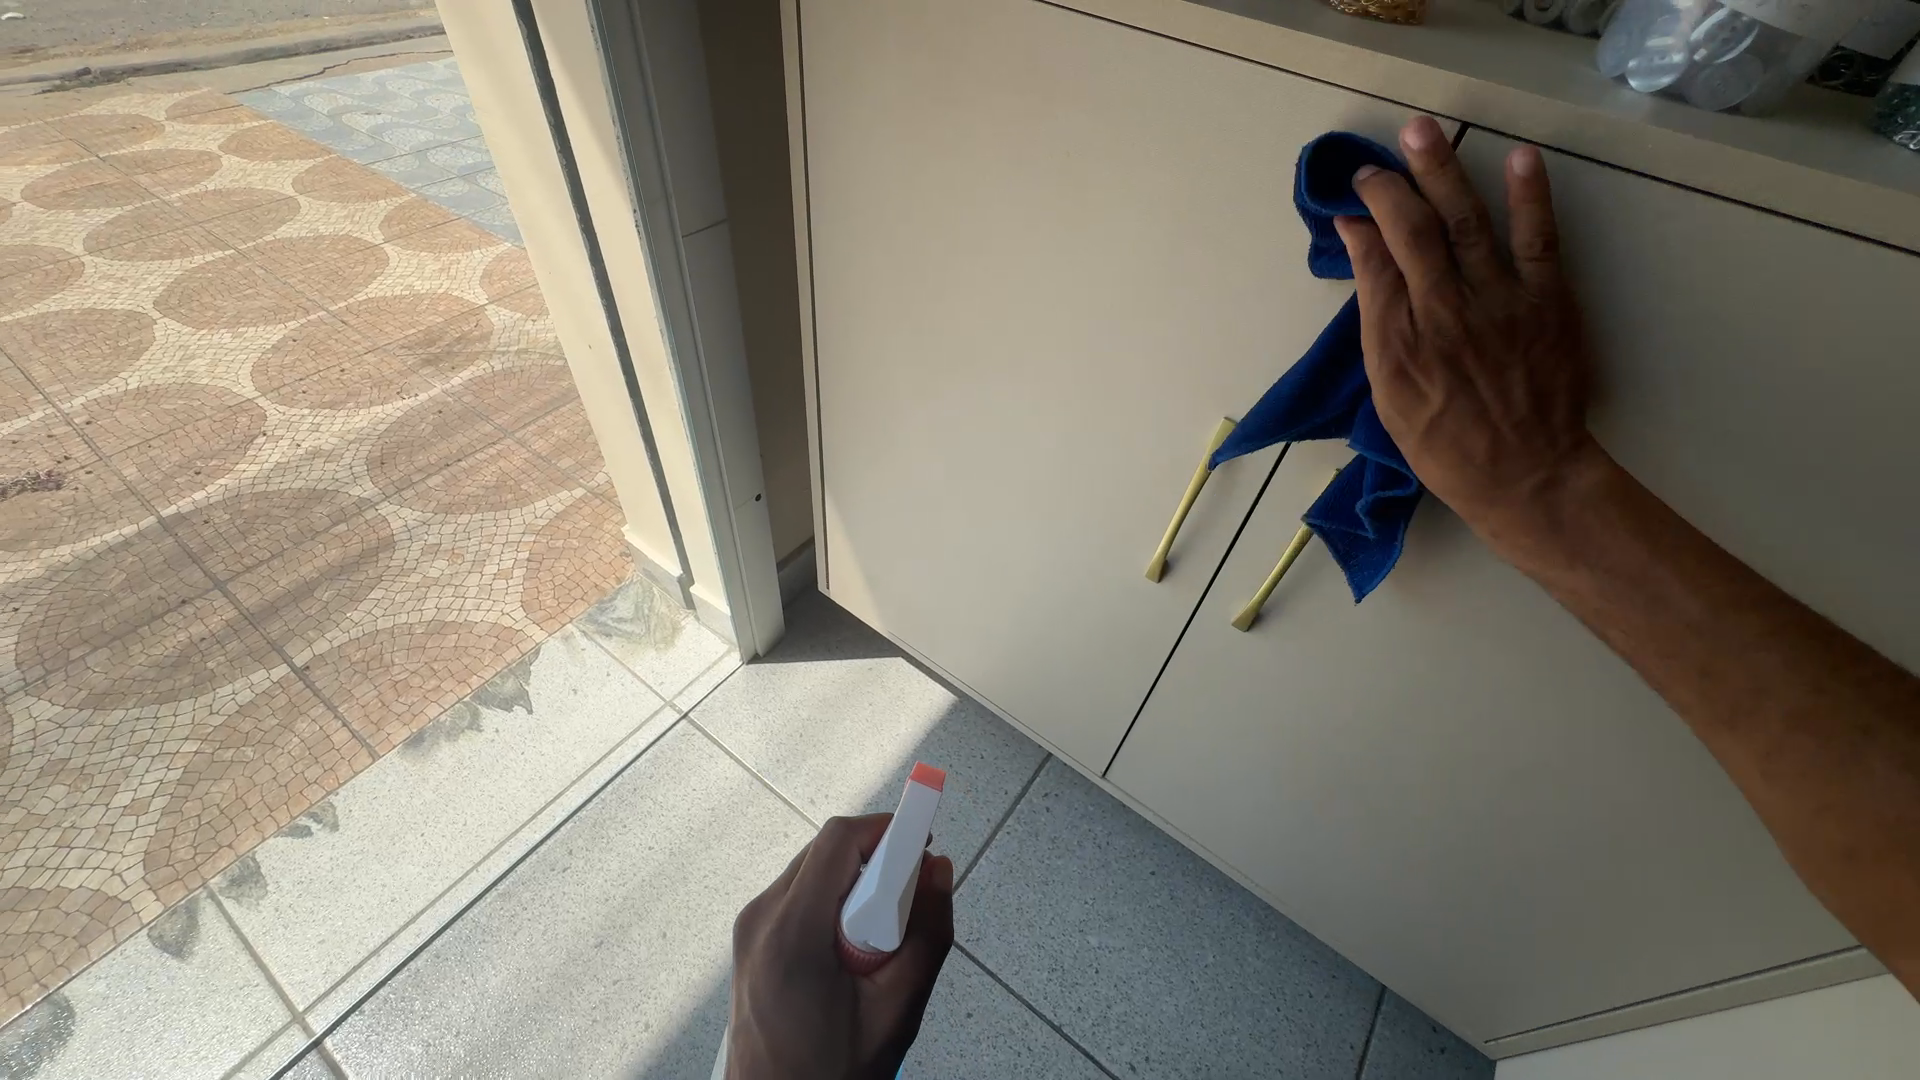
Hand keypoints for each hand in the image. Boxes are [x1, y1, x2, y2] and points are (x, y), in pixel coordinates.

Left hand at [727, 814, 954, 1079]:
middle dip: (876, 860)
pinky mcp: (752, 935)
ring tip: (880, 934)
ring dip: (857, 881)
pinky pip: (802, 890)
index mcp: (791, 934)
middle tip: (909, 897)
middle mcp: (762, 918)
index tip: (922, 841)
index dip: (886, 828)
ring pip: (816, 866)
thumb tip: (939, 869)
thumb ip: (927, 935)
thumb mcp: (897, 1012)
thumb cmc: (831, 1075)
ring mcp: (751, 925)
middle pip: (828, 850)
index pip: (839, 840)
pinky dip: (835, 899)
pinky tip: (852, 945)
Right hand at [1334, 116, 1610, 554]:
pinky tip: (1518, 159)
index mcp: (1399, 343)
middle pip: (1416, 233)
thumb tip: (1365, 266)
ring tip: (1422, 133)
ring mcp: (1501, 302)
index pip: (1376, 266)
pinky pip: (1538, 239)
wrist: (1522, 471)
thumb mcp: (1387, 394)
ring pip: (1467, 223)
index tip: (1349, 201)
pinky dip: (1529, 197)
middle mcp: (1445, 313)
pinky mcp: (1549, 301)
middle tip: (1374, 157)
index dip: (1362, 225)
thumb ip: (1376, 325)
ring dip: (1443, 172)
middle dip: (1392, 187)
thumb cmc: (1439, 442)